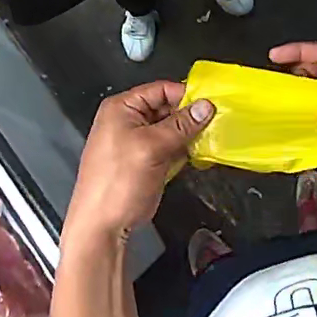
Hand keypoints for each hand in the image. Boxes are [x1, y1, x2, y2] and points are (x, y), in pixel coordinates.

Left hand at [68, 81, 214, 241]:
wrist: (103, 226)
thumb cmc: (117, 183)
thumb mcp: (152, 147)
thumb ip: (181, 124)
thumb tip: (206, 106)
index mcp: (122, 109)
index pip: (161, 89)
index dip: (186, 95)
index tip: (210, 104)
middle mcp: (129, 120)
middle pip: (168, 107)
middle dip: (190, 116)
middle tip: (214, 123)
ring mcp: (139, 141)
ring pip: (173, 127)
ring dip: (190, 133)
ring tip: (209, 138)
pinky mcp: (148, 159)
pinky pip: (172, 145)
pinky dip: (185, 148)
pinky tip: (199, 153)